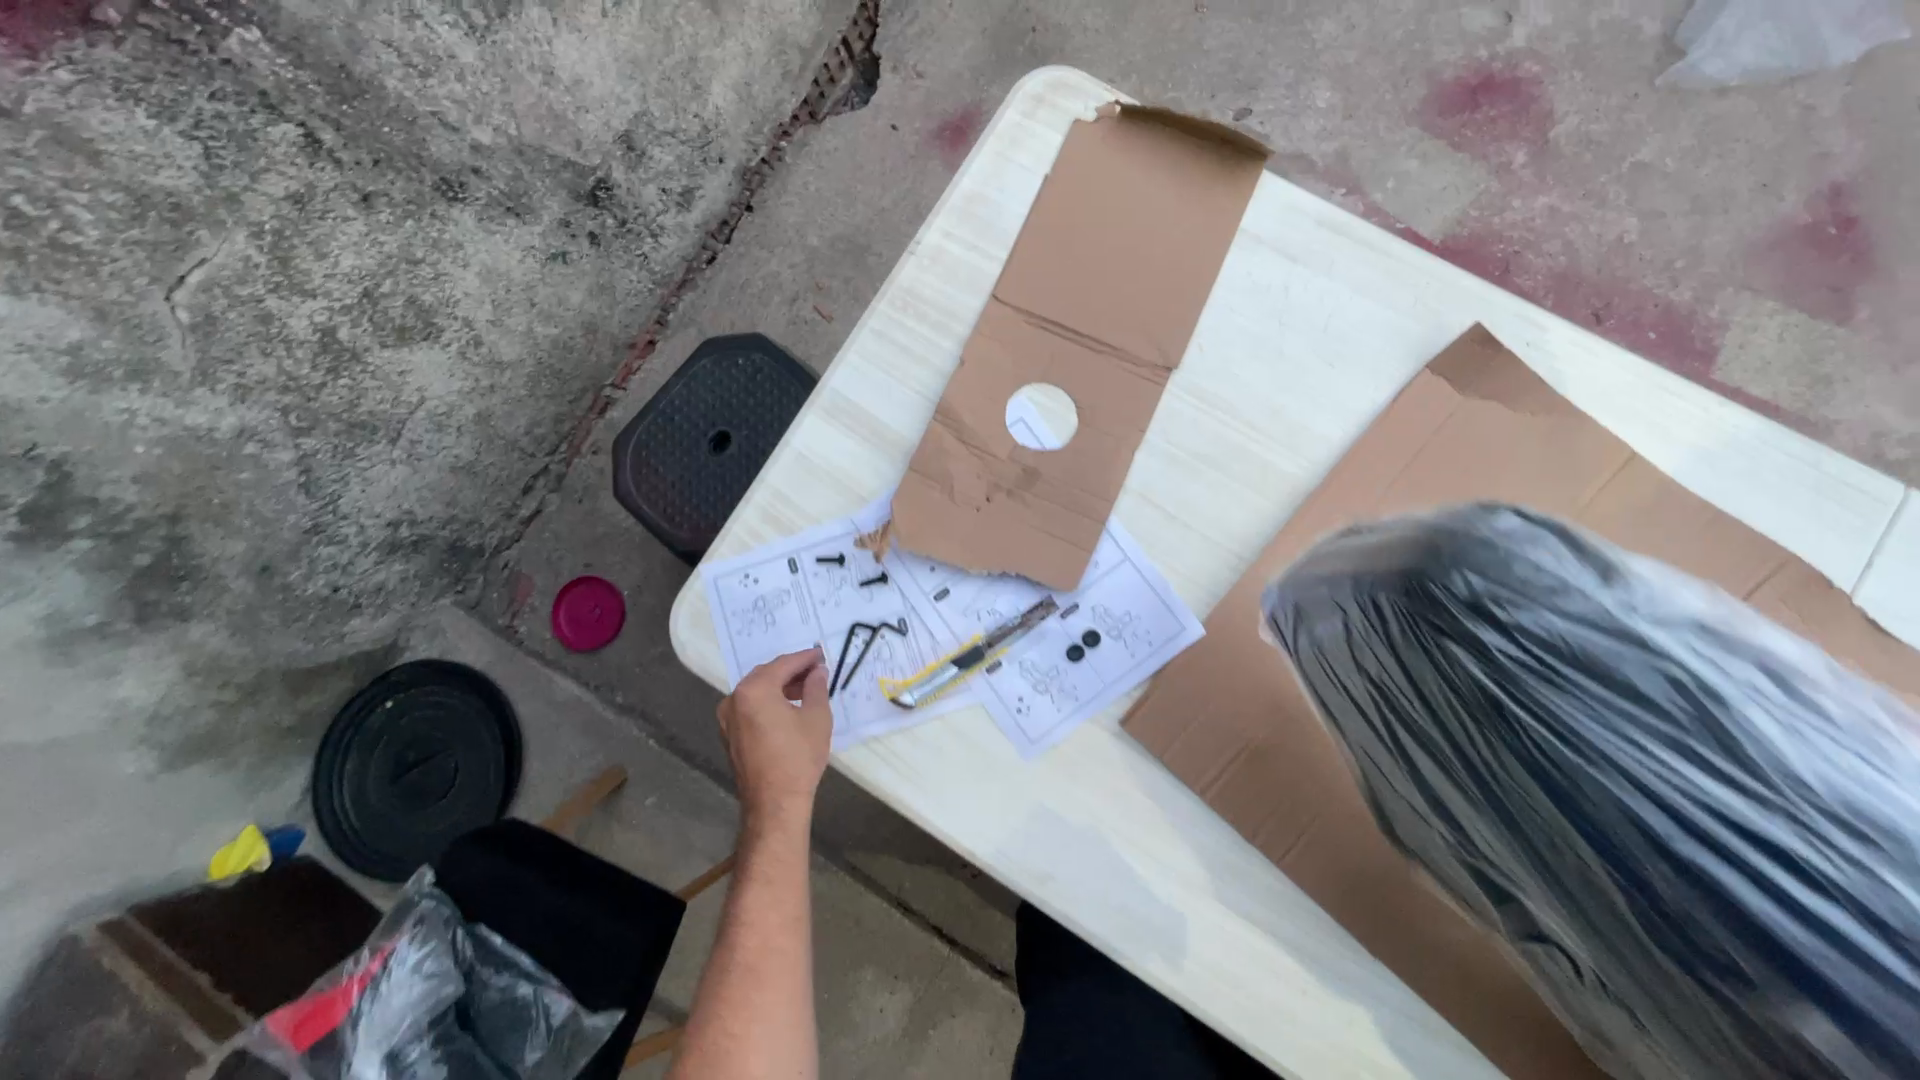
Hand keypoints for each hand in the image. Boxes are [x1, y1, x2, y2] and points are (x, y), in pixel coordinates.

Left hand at [716, 648, 832, 832]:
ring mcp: (727, 719)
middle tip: (815, 671)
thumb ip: (817, 687)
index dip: (805, 658)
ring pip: (756, 692)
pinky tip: (787, 709)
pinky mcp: (729, 735)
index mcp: (754, 690)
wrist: (774, 802)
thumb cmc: (798, 757)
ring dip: (779, 687)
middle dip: (791, 671)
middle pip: (765, 675)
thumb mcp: (817, 717)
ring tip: (805, 691)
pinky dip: (767, 703)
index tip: (821, 655)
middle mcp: (734, 699)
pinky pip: (749, 708)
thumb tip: (817, 672)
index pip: (783, 664)